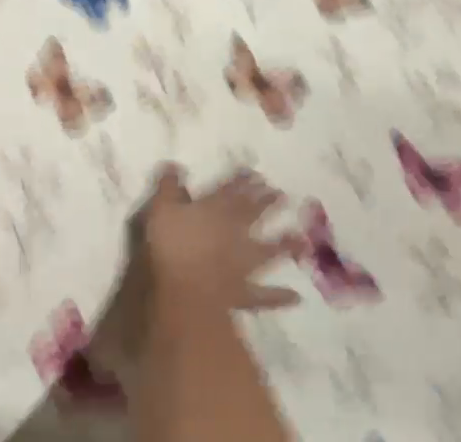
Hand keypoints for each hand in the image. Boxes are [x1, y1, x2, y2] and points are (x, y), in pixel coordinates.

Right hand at [142, 164, 302, 311]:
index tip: (255, 173)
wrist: (185, 289)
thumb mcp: (160, 207)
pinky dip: (280, 295)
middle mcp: (235, 234)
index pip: (230, 191)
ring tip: (301, 239)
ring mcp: (244, 264)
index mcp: (214, 211)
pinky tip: (295, 296)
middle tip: (281, 194)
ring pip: (268, 252)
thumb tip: (175, 163)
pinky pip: (265, 293)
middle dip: (266, 203)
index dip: (242, 182)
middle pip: (253, 215)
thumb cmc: (168, 243)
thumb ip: (168, 187)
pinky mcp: (245, 290)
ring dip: (285, 245)